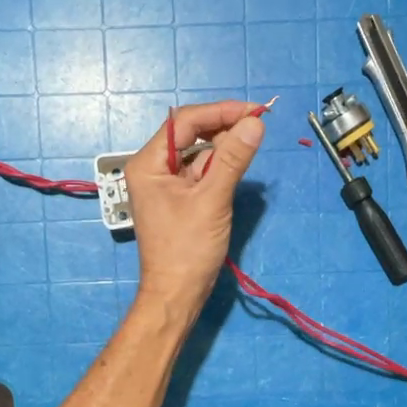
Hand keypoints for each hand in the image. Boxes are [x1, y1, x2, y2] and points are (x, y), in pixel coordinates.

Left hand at [123, 100, 265, 318]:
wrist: (176, 295)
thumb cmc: (188, 250)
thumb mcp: (213, 200)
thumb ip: (233, 158)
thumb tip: (255, 122)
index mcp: (148, 163)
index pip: (185, 122)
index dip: (220, 112)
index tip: (255, 111)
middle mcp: (152, 168)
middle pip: (190, 133)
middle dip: (223, 126)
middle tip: (258, 126)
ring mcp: (165, 184)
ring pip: (197, 152)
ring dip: (224, 146)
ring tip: (252, 143)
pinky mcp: (178, 199)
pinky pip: (199, 172)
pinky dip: (219, 166)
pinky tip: (238, 164)